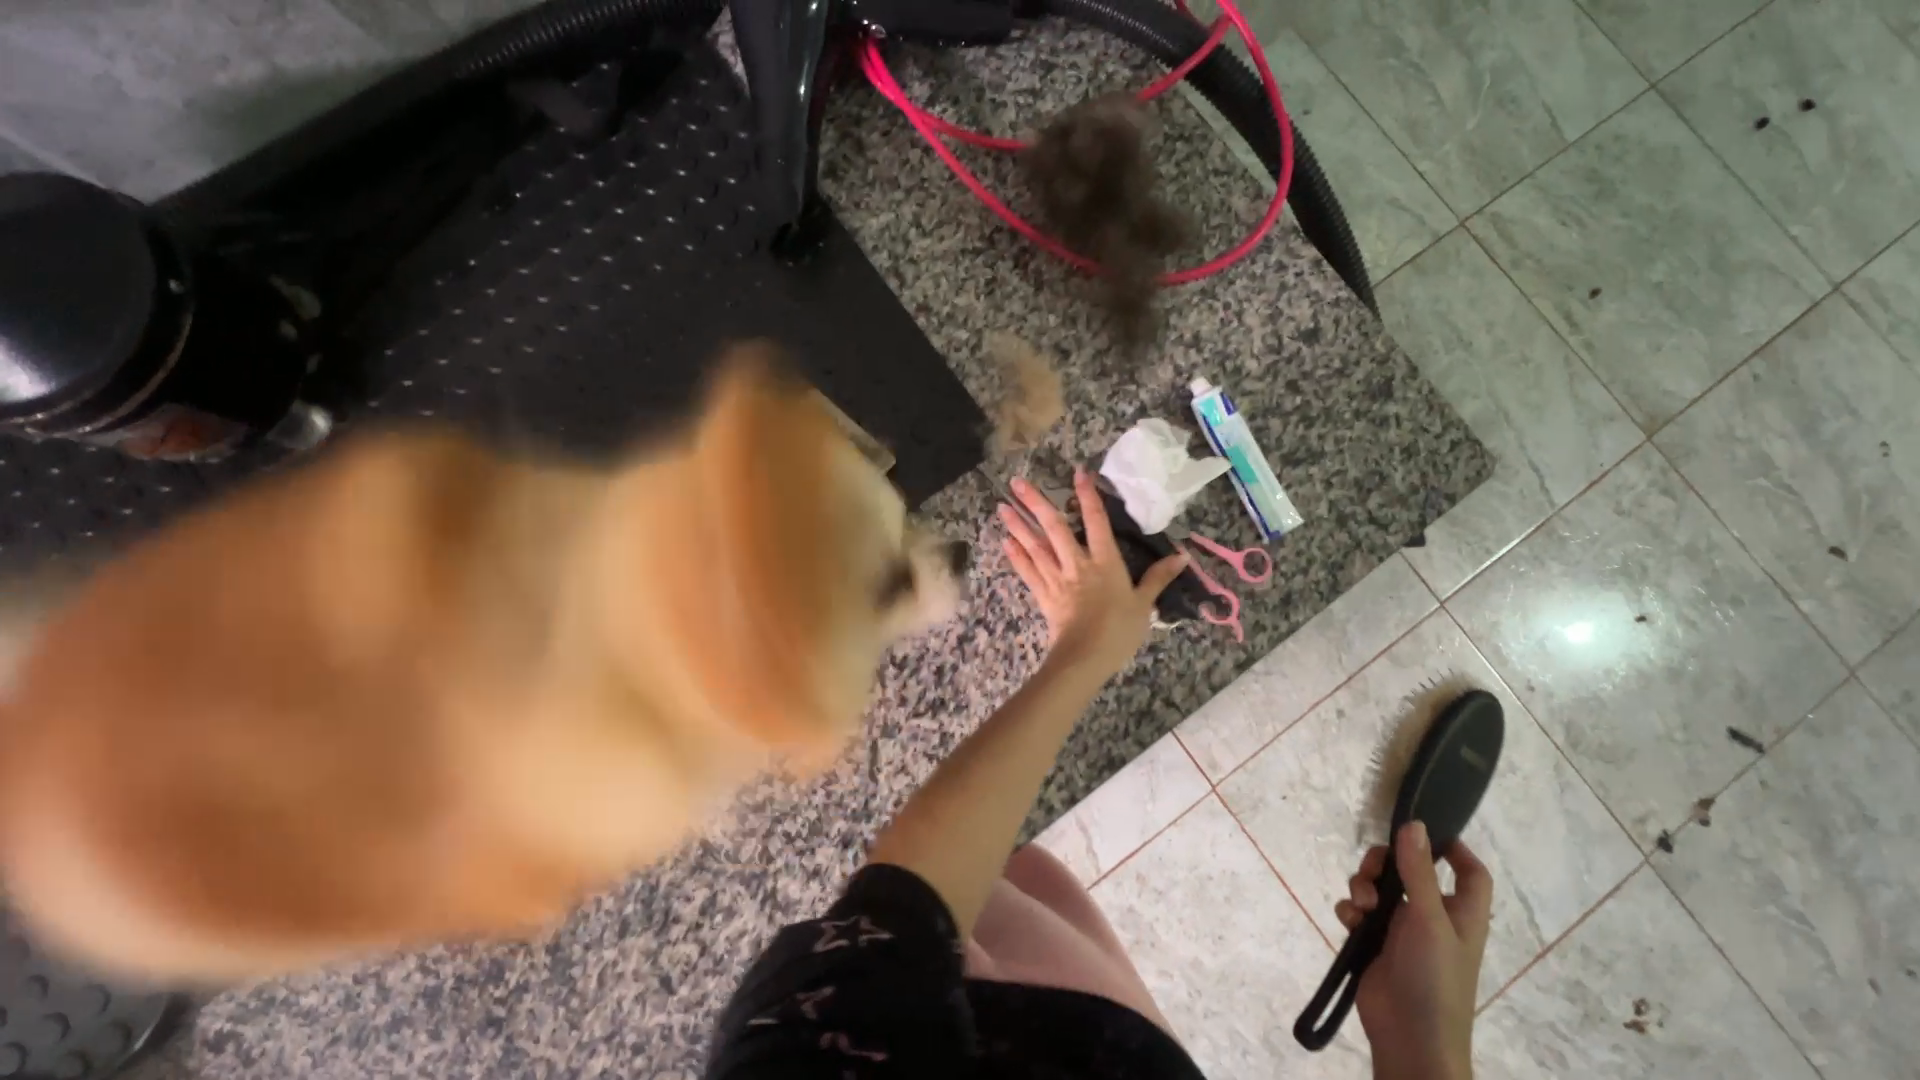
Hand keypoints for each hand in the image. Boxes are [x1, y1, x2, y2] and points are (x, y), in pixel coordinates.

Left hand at [998, 467, 1186, 679]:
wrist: (1086, 658)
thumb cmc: (1119, 631)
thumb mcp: (1144, 604)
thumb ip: (1158, 577)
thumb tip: (1182, 556)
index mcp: (1105, 562)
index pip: (1097, 521)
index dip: (1088, 496)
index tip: (1079, 473)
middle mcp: (1077, 563)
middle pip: (1055, 527)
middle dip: (1036, 503)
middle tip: (1016, 482)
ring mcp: (1057, 578)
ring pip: (1034, 546)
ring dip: (1018, 525)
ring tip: (1001, 506)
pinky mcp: (1044, 595)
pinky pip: (1028, 571)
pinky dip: (1016, 556)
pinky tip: (1005, 542)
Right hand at [1335, 822, 1490, 1079]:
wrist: (1410, 1036)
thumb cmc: (1434, 977)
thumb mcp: (1428, 918)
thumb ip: (1418, 870)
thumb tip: (1414, 823)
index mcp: (1461, 913)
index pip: (1470, 873)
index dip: (1454, 849)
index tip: (1423, 829)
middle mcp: (1432, 917)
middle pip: (1409, 870)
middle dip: (1385, 865)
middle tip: (1373, 871)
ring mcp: (1401, 931)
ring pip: (1378, 888)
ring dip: (1363, 887)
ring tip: (1360, 906)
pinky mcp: (1374, 943)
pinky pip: (1358, 912)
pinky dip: (1351, 910)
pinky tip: (1350, 922)